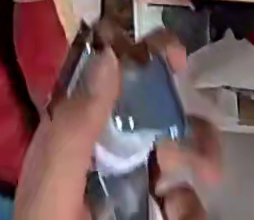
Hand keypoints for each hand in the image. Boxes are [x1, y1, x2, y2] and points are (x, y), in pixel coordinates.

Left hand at [14, 34, 222, 219]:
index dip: (135, 55)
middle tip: (193, 117)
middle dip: (175, 101)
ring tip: (201, 175)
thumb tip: (111, 55)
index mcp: (72, 139)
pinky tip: (180, 219)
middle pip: (148, 106)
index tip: (169, 51)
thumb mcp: (52, 191)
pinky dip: (192, 206)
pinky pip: (188, 203)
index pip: (102, 79)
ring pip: (178, 148)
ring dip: (197, 150)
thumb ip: (76, 127)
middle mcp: (105, 157)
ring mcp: (135, 193)